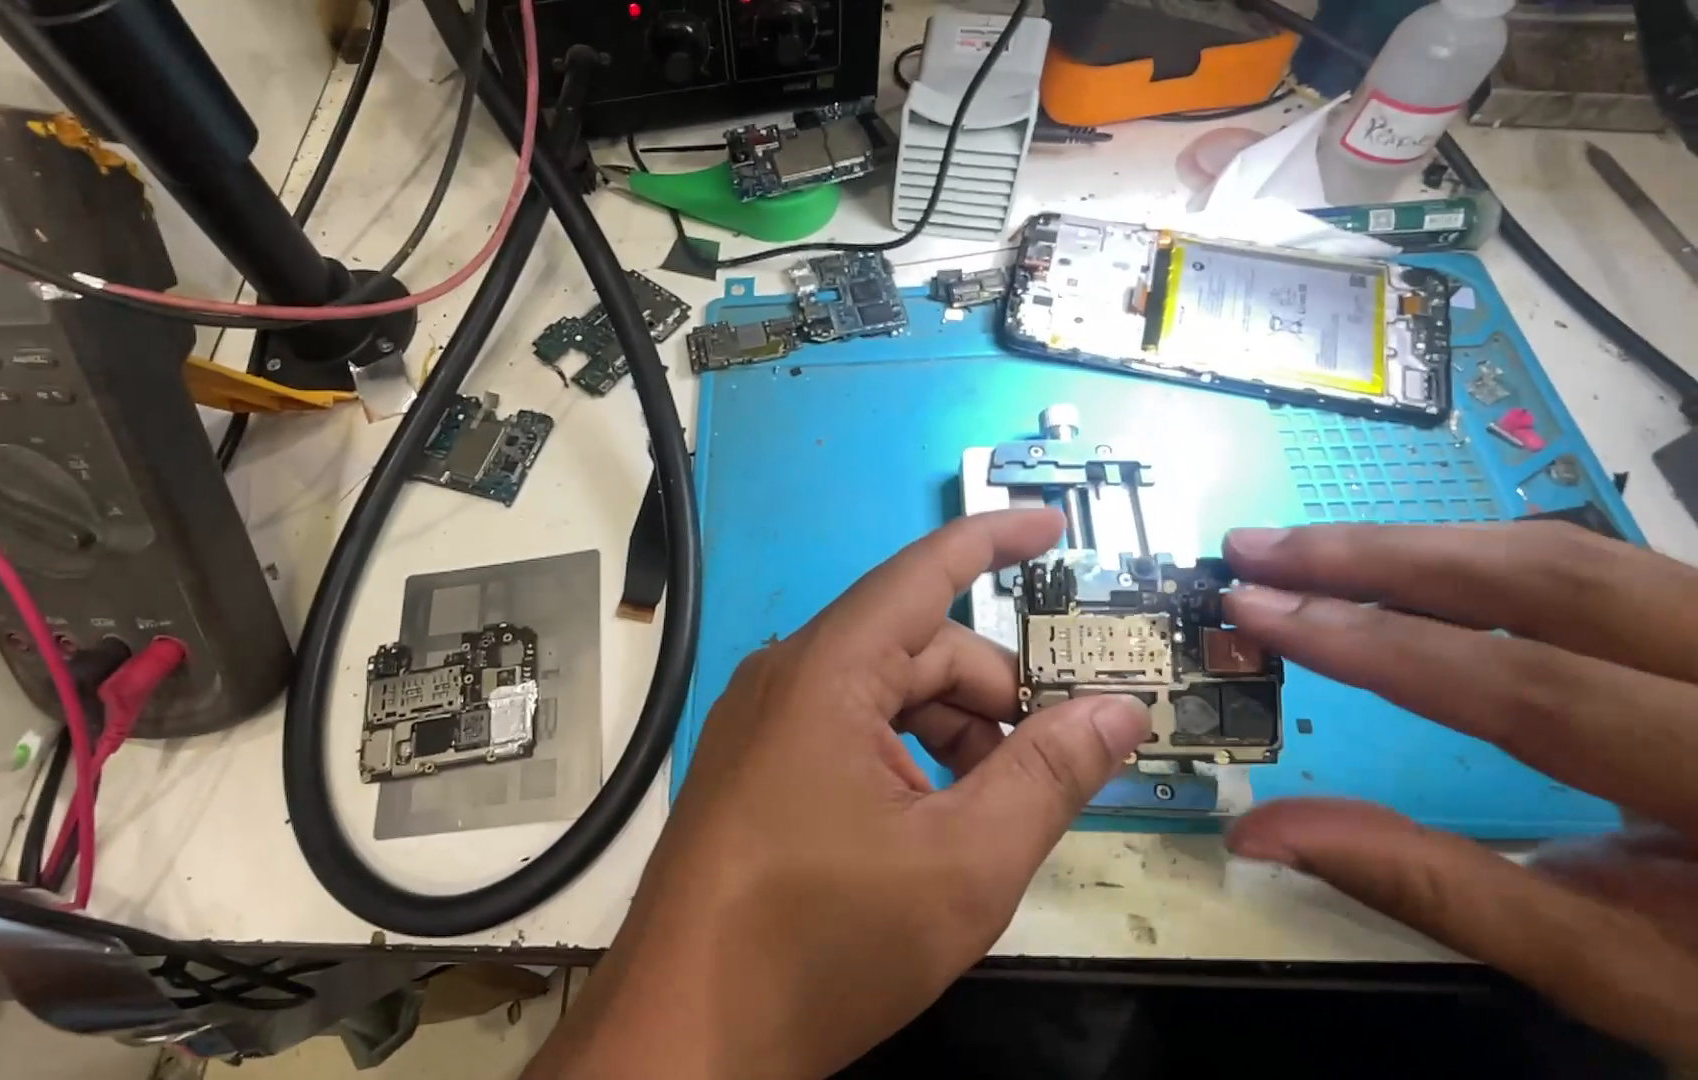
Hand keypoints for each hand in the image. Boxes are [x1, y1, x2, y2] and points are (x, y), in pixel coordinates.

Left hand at [526, 510, 1149, 1078]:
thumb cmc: (822, 940)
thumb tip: (1115, 711)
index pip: (921, 574)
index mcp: (825, 672)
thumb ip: (1047, 778)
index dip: (992, 540)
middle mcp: (784, 678)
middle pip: (914, 649)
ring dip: (951, 736)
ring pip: (882, 695)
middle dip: (992, 695)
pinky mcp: (755, 766)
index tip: (1052, 524)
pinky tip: (932, 822)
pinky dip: (904, 758)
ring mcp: (762, 723)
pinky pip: (846, 730)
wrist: (687, 1029)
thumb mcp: (962, 864)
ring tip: (992, 810)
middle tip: (1053, 763)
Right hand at [1221, 522, 1697, 1061]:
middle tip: (1256, 548)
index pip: (1529, 690)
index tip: (1253, 607)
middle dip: (1376, 555)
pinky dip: (1472, 558)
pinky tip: (1399, 566)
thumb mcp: (1619, 971)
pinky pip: (1594, 567)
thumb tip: (1258, 832)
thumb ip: (1436, 888)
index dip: (1372, 643)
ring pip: (1574, 554)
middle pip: (1553, 580)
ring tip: (1302, 549)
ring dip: (1415, 545)